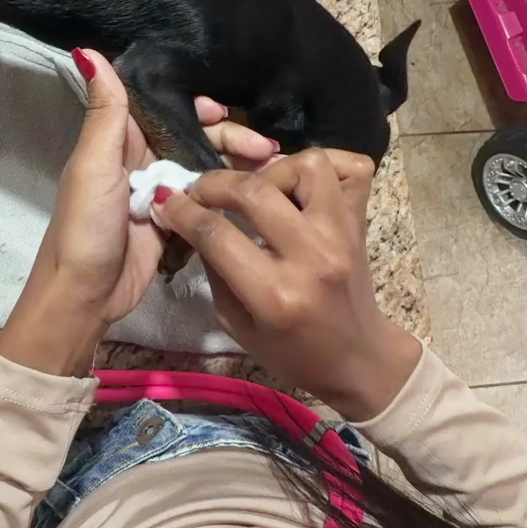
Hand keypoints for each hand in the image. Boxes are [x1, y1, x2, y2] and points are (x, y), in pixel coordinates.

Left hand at [0, 49, 276, 375]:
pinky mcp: (173, 220)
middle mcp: (139, 159)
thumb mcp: (94, 166)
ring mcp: (158, 192)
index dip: (194, 103)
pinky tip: (260, 190)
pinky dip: (230, 190)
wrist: (86, 295)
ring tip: (272, 166)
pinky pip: (205, 197)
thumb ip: (104, 113)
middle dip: (227, 136)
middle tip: (265, 148)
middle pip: (190, 135)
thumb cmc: (86, 226)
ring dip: (235, 162)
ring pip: (203, 164)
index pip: (162, 107)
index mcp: (117, 140)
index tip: (225, 109)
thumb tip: (88, 51)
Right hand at [153, 148, 421, 419]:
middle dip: (213, 183)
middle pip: (253, 190)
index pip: (216, 233)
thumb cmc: (292, 353)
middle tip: (201, 192)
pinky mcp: (360, 222)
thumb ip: (215, 270)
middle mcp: (312, 257)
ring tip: (257, 189)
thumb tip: (193, 222)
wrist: (360, 361)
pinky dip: (324, 166)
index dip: (182, 211)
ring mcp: (342, 234)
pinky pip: (350, 169)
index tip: (166, 203)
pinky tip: (299, 184)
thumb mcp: (236, 324)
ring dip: (271, 169)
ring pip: (305, 166)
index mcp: (275, 295)